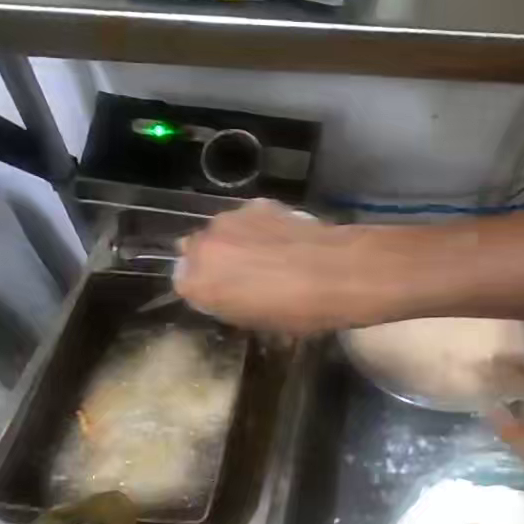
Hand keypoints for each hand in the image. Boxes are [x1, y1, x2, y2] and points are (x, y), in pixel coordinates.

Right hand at [175, 201, 380, 332]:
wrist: (338, 272)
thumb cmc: (297, 312)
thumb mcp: (256, 321)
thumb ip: (228, 302)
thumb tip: (226, 291)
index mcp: (197, 283)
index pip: (184, 283)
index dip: (205, 289)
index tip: (223, 295)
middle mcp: (203, 246)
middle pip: (196, 251)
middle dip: (213, 261)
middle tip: (242, 275)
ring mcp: (229, 220)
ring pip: (220, 231)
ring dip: (234, 241)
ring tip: (266, 255)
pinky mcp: (256, 203)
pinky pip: (247, 219)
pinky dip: (256, 228)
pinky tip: (282, 239)